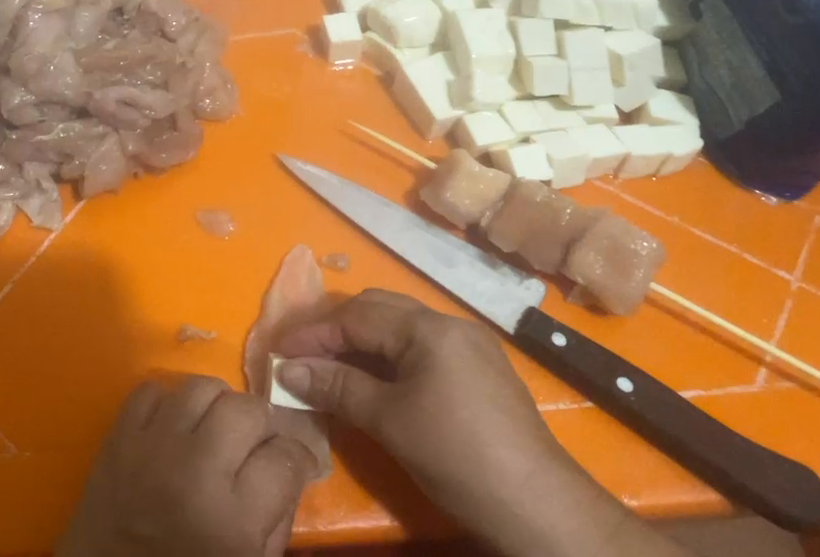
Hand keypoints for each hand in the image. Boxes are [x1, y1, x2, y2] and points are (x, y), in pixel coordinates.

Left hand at [56, 376, 318, 556]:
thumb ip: (277, 514)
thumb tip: (292, 464)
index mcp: (234, 518)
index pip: (286, 456)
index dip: (297, 455)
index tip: (291, 461)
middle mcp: (196, 470)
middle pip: (246, 409)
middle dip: (260, 423)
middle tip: (252, 443)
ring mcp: (152, 445)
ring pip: (201, 387)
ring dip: (217, 403)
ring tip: (214, 427)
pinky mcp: (118, 433)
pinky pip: (152, 389)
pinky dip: (169, 401)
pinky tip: (172, 426)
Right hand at [274, 290, 688, 556]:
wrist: (540, 508)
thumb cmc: (457, 455)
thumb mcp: (388, 421)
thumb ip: (336, 386)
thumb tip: (287, 370)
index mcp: (430, 328)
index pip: (357, 316)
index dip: (313, 333)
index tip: (279, 351)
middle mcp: (450, 325)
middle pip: (378, 310)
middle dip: (335, 327)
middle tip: (300, 352)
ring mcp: (469, 347)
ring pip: (399, 327)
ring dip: (360, 341)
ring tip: (327, 364)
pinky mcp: (479, 372)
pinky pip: (419, 348)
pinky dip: (386, 356)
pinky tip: (370, 378)